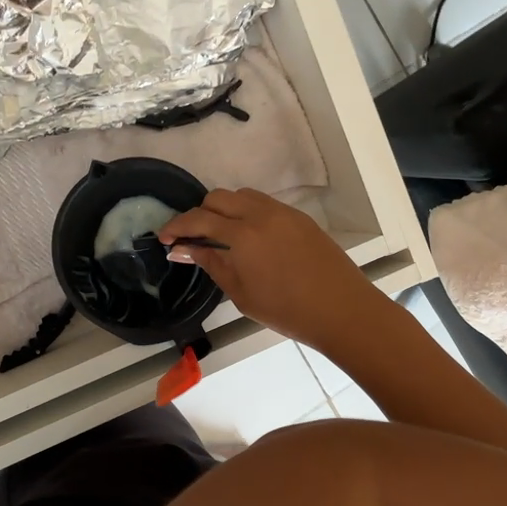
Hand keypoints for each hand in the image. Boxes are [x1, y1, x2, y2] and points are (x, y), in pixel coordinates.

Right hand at [158, 189, 389, 352]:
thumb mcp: (241, 293)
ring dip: (224, 209)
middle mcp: (260, 214)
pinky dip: (246, 213)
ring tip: (220, 235)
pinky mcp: (299, 218)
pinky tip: (248, 237)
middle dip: (199, 213)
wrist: (342, 309)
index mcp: (242, 234)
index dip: (176, 226)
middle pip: (218, 198)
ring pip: (242, 196)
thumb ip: (212, 264)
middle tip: (192, 238)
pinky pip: (263, 204)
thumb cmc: (287, 310)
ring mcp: (283, 212)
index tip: (164, 238)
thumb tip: (183, 249)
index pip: (198, 219)